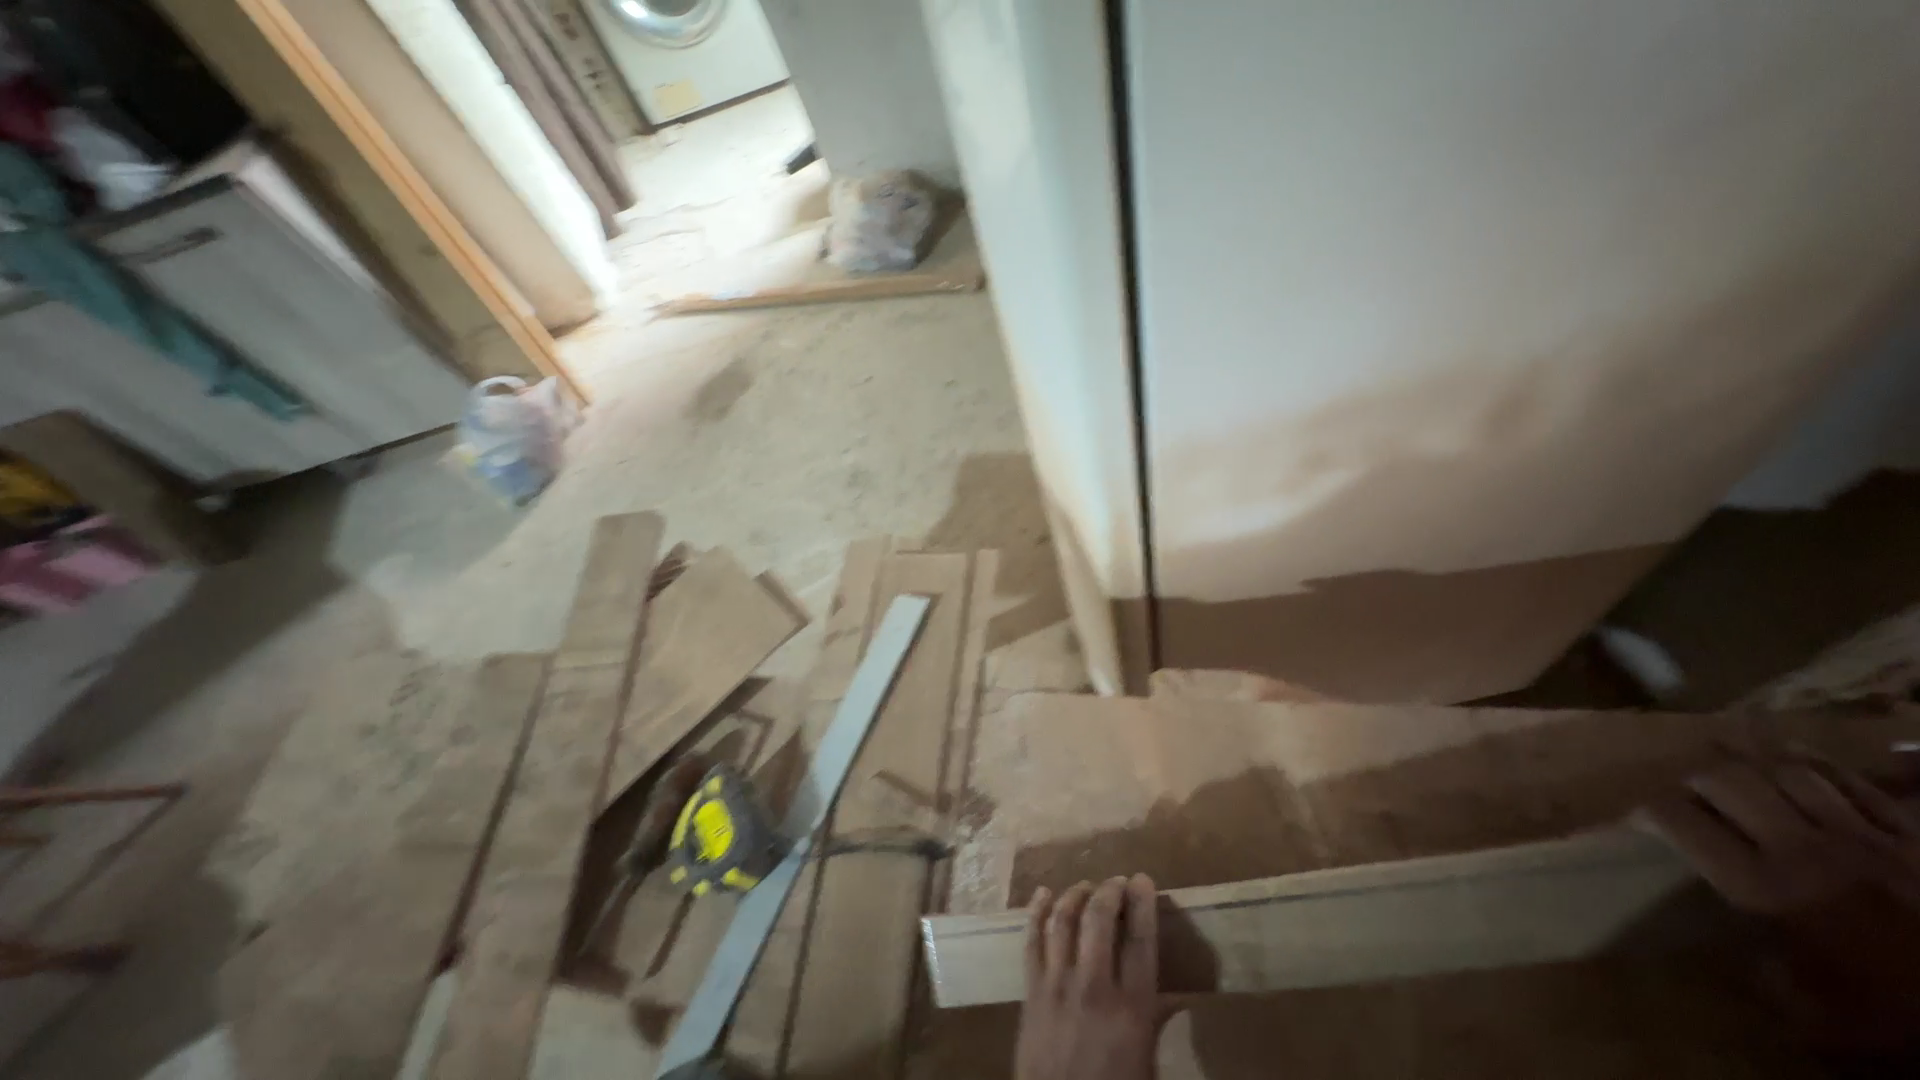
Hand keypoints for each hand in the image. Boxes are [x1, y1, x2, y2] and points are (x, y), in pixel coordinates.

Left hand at [1014, 875, 1160, 1079]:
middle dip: (1109, 891)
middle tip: (1116, 881)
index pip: (1140, 940)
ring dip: (1075, 895)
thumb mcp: (1147, 1060)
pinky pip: (1031, 941)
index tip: (1143, 880)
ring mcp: (1057, 986)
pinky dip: (1037, 912)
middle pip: (1099, 920)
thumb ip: (1156, 1020)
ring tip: (1086, 885)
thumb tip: (1174, 994)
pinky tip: (1043, 895)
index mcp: (1133, 1008)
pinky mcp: (1031, 992)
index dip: (1142, 903)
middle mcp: (1094, 987)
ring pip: (1063, 922)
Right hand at [1638, 760, 1919, 1053]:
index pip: (1680, 822)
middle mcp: (1805, 848)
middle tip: (1681, 791)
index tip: (1630, 817)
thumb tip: (1747, 945)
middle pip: (1728, 780)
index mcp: (1768, 888)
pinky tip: (1798, 763)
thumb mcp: (1811, 1017)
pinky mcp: (1913, 839)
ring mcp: (1866, 837)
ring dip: (1752, 762)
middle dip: (1692, 778)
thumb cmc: (1893, 1021)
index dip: (1644, 811)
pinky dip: (1819, 767)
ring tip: (1730, 760)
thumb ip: (1763, 970)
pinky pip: (1857, 785)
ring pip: (1790, 771)